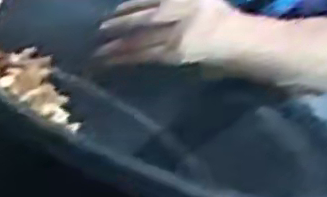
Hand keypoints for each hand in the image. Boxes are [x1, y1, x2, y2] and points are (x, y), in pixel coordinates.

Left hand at [95, 0, 252, 66]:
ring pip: (143, 39)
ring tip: (97, 50)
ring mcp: (180, 34)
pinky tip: (107, 60)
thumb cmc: (206, 14)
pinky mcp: (172, 53)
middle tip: (101, 28)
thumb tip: (137, 4)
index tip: (115, 10)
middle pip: (150, 17)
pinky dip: (123, 58)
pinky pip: (143, 56)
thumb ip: (169, 0)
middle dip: (124, 22)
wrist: (229, 35)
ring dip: (117, 45)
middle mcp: (188, 12)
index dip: (135, 4)